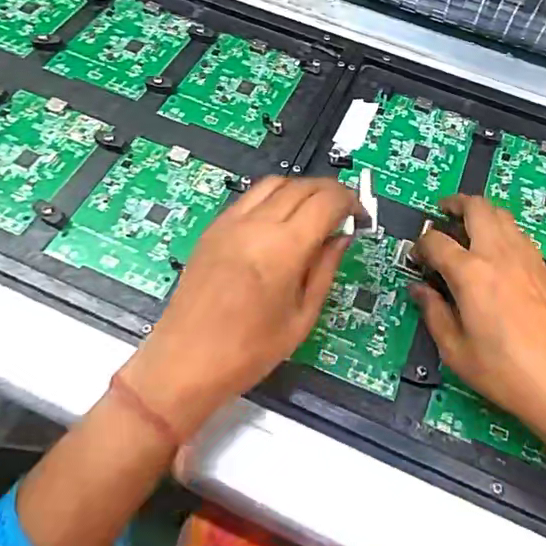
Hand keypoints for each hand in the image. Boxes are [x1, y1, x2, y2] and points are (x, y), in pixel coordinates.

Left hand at [121, 177, 363, 437]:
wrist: (184, 363)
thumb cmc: (249, 351)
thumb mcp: (302, 318)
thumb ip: (326, 269)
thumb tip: (342, 236)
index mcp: (284, 247)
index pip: (327, 201)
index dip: (351, 202)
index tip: (361, 217)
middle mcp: (257, 223)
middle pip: (304, 185)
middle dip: (331, 192)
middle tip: (344, 213)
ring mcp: (231, 221)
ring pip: (276, 182)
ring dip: (302, 189)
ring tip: (314, 212)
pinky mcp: (214, 227)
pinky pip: (251, 196)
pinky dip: (275, 196)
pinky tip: (280, 220)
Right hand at [411, 195, 545, 437]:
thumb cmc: (506, 371)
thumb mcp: (455, 350)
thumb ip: (434, 314)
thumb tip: (420, 291)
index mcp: (471, 273)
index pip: (436, 240)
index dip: (421, 245)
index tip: (417, 257)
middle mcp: (498, 254)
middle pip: (475, 207)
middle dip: (455, 203)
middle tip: (442, 212)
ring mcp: (524, 257)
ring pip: (500, 213)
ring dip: (480, 212)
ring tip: (468, 227)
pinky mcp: (542, 266)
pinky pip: (517, 232)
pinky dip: (500, 228)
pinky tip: (494, 250)